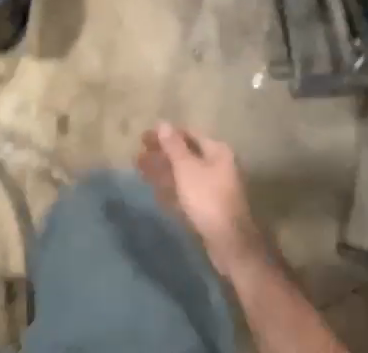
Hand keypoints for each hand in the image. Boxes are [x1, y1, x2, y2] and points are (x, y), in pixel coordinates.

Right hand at [136, 122, 265, 276]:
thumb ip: (173, 146)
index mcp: (217, 151)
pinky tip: (155, 193)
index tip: (143, 138)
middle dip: (161, 155)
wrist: (229, 244)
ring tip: (140, 172)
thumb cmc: (207, 198)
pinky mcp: (208, 208)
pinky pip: (186, 193)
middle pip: (185, 155)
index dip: (165, 135)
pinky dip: (171, 191)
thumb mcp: (186, 168)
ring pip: (183, 175)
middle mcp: (217, 166)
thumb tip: (163, 123)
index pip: (188, 134)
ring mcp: (213, 188)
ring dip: (162, 173)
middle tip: (137, 156)